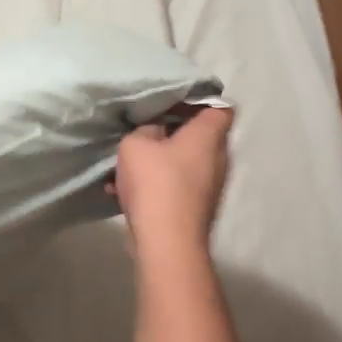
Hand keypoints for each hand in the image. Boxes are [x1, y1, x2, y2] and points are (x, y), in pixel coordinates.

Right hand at [110, 106, 235, 262]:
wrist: (166, 241)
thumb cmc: (155, 182)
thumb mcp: (136, 143)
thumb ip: (145, 129)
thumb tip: (155, 128)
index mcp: (208, 137)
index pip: (220, 108)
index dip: (198, 101)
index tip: (171, 102)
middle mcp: (217, 159)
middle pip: (199, 135)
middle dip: (171, 131)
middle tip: (144, 128)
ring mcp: (209, 186)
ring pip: (183, 162)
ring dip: (158, 160)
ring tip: (125, 164)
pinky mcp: (196, 207)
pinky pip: (175, 185)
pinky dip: (154, 184)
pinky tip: (121, 190)